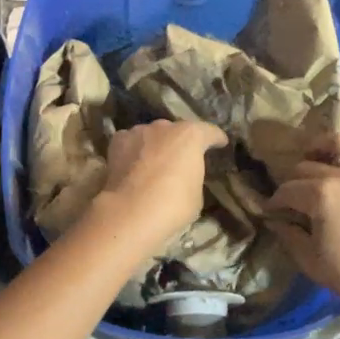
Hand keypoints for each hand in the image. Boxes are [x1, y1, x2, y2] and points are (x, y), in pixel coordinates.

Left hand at [97, 119, 227, 251]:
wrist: (131, 211)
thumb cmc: (173, 205)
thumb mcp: (196, 194)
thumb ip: (192, 176)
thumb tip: (184, 175)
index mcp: (191, 136)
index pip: (209, 132)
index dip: (216, 138)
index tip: (220, 142)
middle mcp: (165, 127)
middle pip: (177, 131)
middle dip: (181, 142)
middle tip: (182, 159)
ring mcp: (139, 131)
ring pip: (152, 135)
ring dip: (156, 145)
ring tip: (155, 162)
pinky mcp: (118, 141)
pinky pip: (132, 142)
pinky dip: (134, 150)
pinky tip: (133, 163)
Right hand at [267, 119, 339, 321]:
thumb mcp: (309, 259)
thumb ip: (288, 234)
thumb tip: (276, 219)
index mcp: (320, 195)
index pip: (288, 190)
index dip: (275, 202)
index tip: (271, 213)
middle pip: (308, 167)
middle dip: (293, 181)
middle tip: (290, 200)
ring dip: (322, 145)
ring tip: (311, 154)